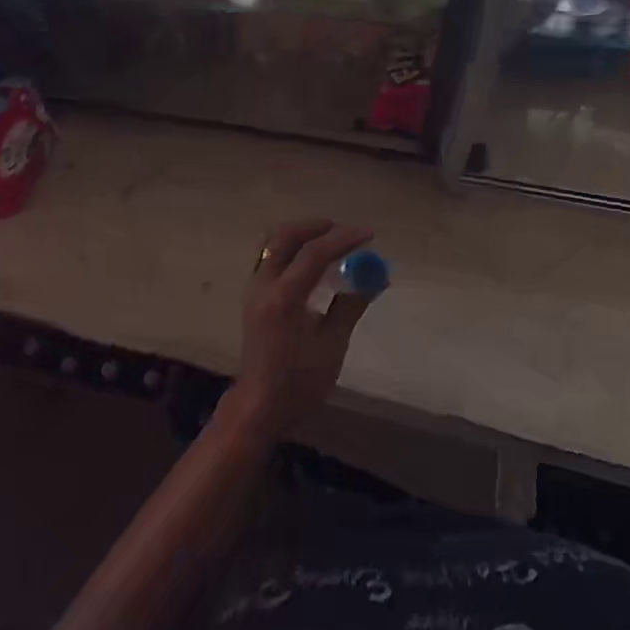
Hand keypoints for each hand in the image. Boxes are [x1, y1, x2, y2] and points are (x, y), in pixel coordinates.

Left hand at [225, 219, 375, 437]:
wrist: (260, 403)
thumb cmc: (300, 381)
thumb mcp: (332, 344)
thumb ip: (350, 305)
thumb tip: (375, 278)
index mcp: (283, 297)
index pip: (313, 253)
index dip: (343, 239)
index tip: (368, 234)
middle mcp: (263, 285)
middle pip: (284, 237)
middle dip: (314, 227)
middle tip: (343, 230)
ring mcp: (254, 289)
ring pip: (273, 245)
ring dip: (301, 236)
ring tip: (331, 241)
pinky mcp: (253, 297)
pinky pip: (270, 260)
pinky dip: (292, 251)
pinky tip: (313, 263)